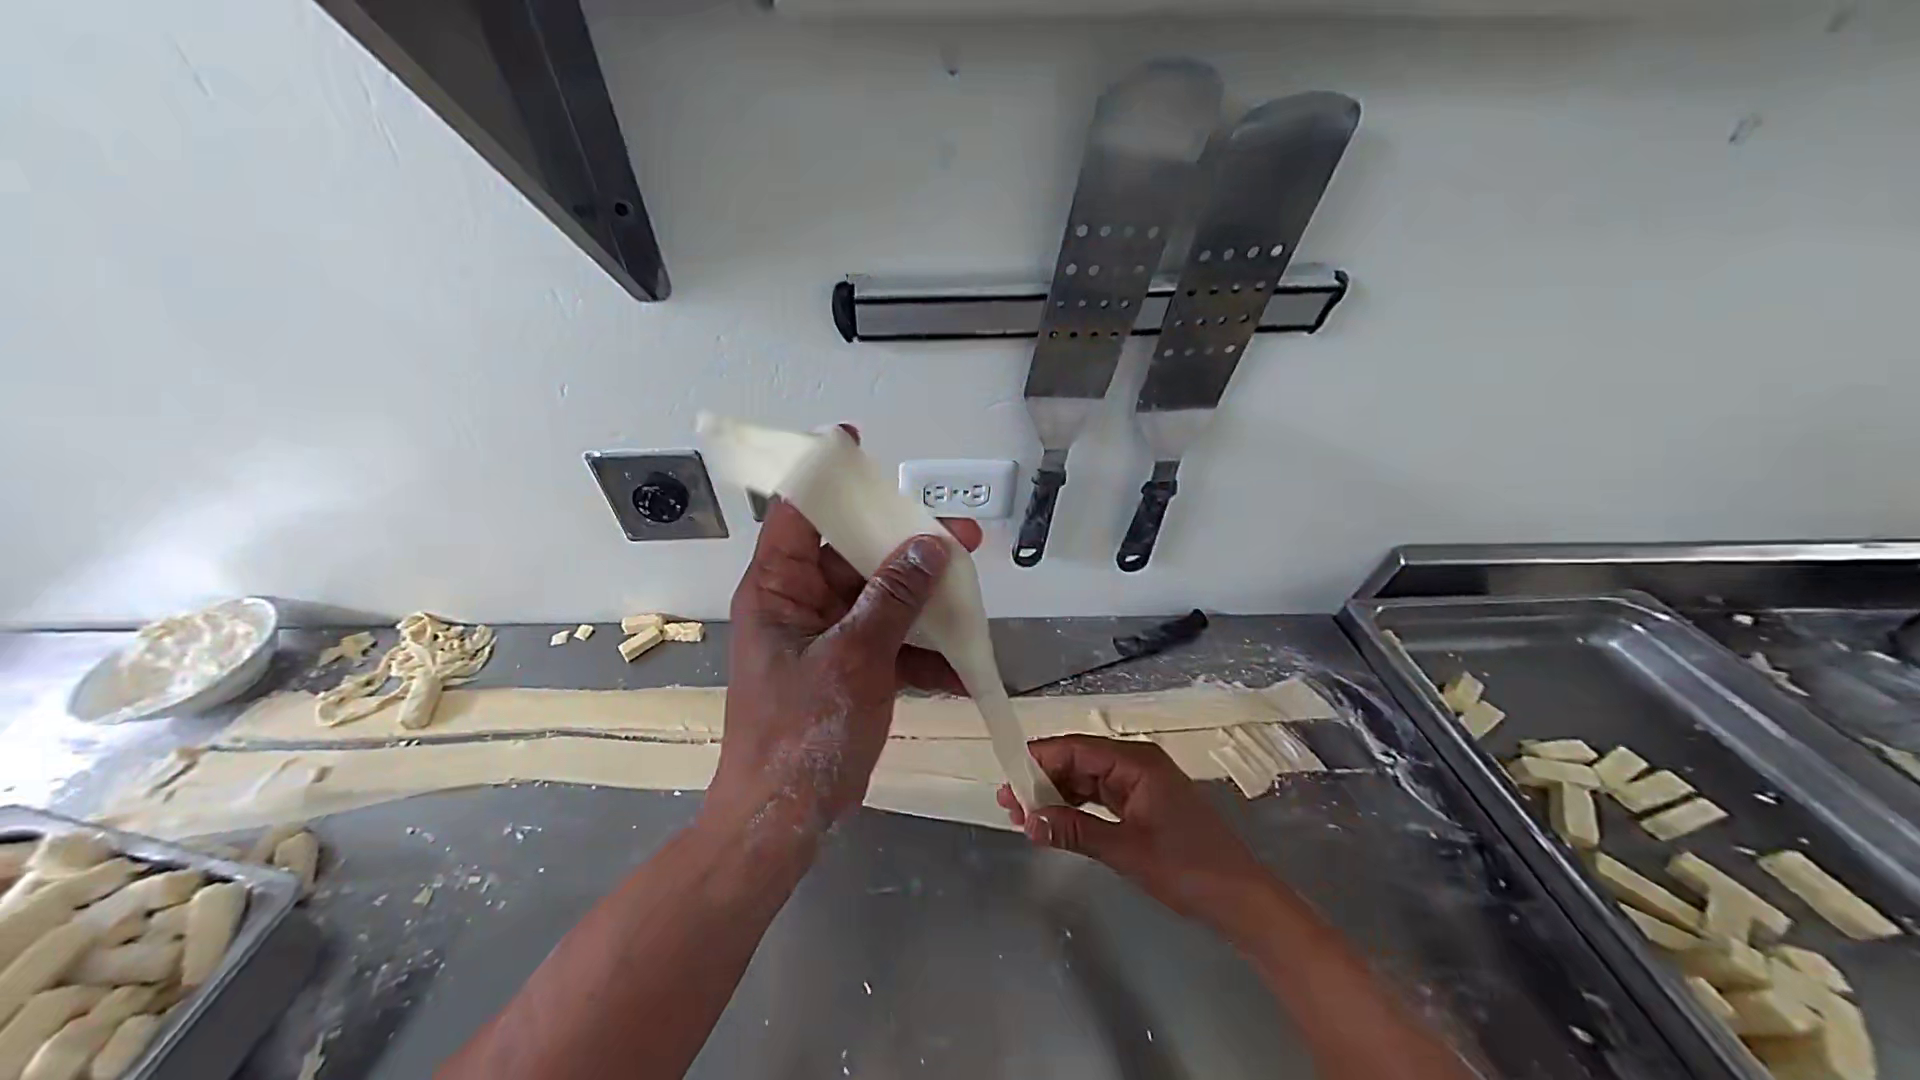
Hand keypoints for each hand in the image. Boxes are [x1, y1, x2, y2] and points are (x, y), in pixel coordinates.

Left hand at [711, 486, 983, 837]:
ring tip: (972, 602)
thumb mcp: (854, 659)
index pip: (796, 513)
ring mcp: (826, 639)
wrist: (782, 822)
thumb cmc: (802, 734)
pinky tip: (961, 666)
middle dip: (908, 550)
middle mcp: (800, 605)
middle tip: (961, 540)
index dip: (825, 475)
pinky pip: (889, 645)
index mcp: (779, 589)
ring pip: (880, 600)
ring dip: (924, 603)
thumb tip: (932, 545)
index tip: (856, 444)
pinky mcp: (848, 670)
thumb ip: (894, 599)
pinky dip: (921, 653)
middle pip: (855, 556)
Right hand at [998, 736, 1276, 940]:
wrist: (1241, 899)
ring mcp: (1140, 784)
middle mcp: (1136, 764)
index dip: (1039, 760)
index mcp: (1137, 762)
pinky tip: (1054, 821)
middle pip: (1079, 761)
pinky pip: (1099, 796)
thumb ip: (1075, 831)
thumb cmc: (1188, 868)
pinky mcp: (1141, 804)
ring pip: (1086, 779)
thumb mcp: (1126, 850)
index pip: (1077, 749)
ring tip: (1024, 815)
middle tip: (1009, 804)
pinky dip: (1075, 808)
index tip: (1008, 777)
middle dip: (1043, 780)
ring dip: (1056, 796)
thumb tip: (1029, 822)